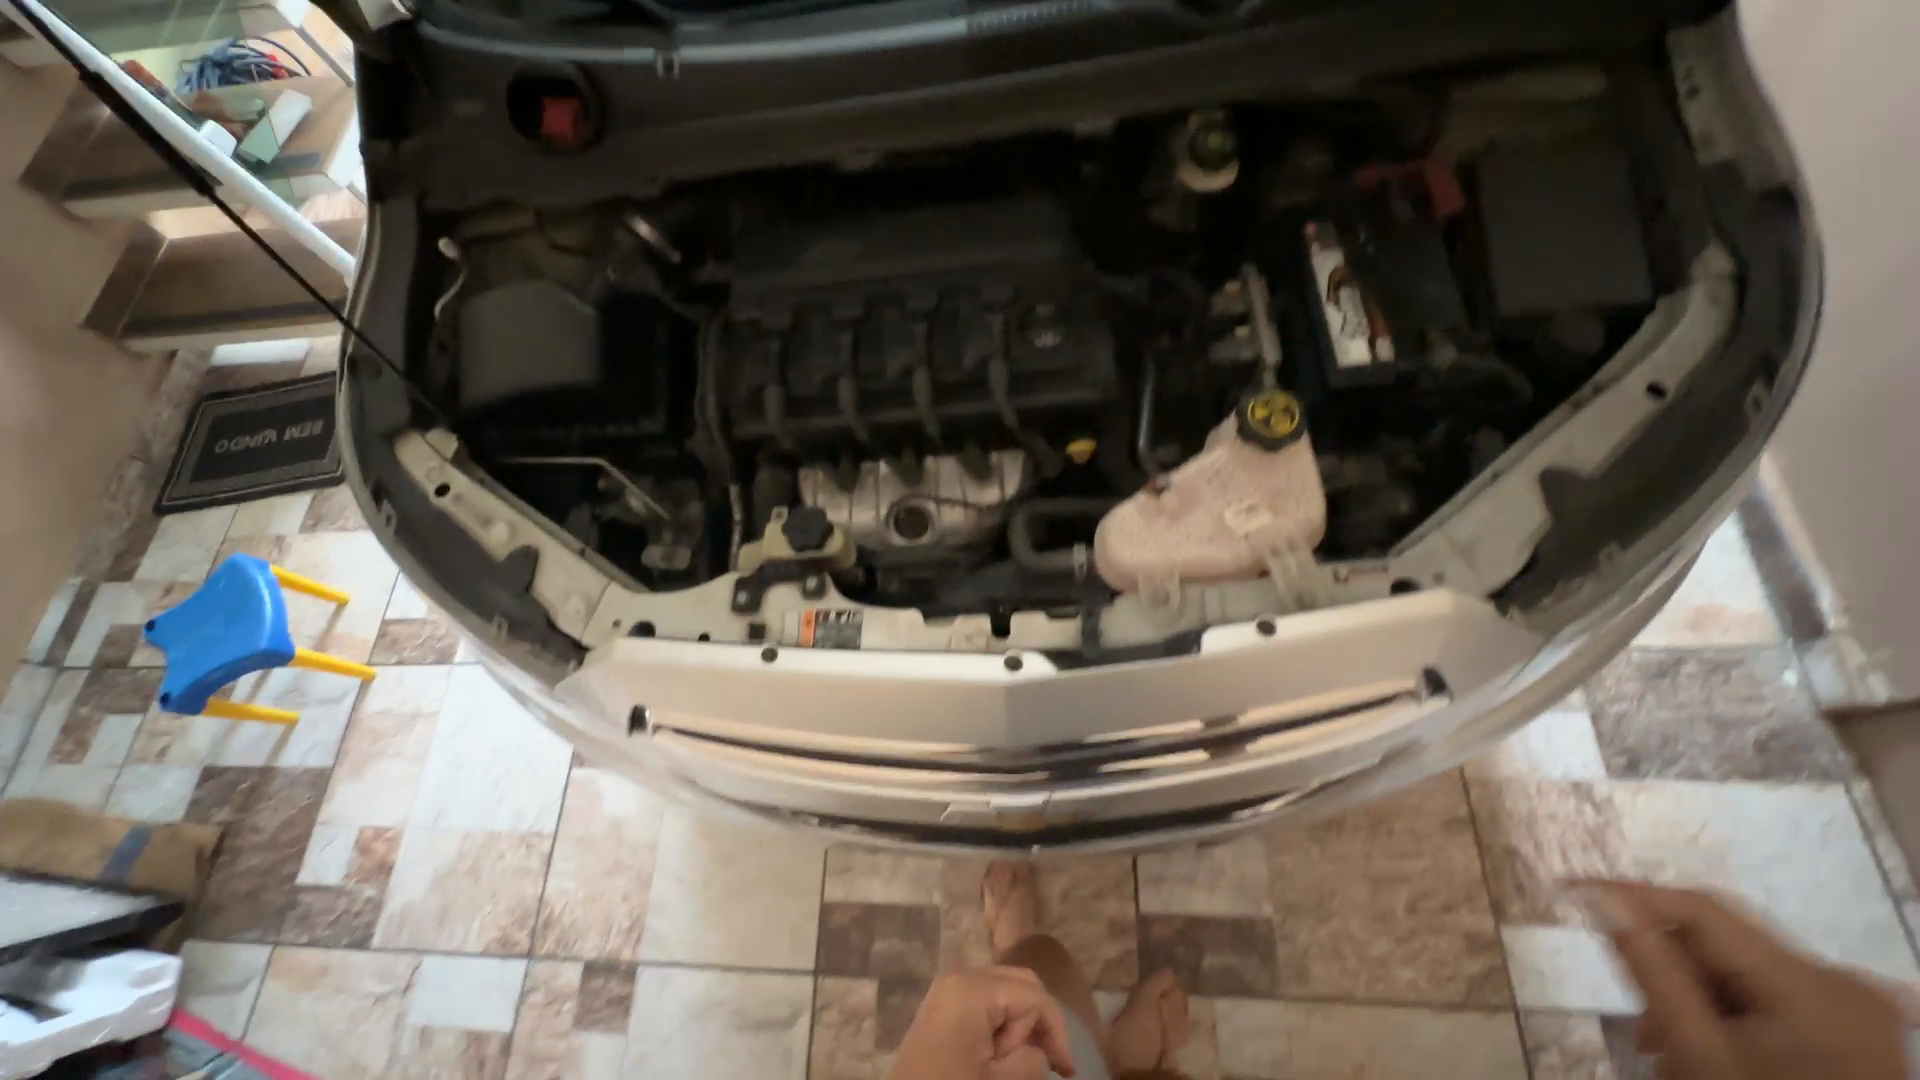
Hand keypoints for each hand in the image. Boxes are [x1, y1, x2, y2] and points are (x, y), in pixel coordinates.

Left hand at [886, 967, 1077, 1079]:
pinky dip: (1000, 1025)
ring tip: (1020, 1064)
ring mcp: (947, 990)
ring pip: (1003, 992)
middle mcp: (959, 978)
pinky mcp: (942, 1008)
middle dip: (1038, 1022)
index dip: (1056, 1032)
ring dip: (1019, 1025)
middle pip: (1019, 983)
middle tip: (1051, 1064)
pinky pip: (983, 1004)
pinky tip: (1004, 1056)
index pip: (1033, 996)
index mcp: (973, 990)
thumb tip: (1039, 1052)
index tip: (1067, 1073)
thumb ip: (1031, 1062)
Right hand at [1574, 880, 1906, 1079]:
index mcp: (1811, 983)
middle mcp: (1841, 981)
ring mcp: (1850, 1003)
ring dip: (1689, 990)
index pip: (1700, 909)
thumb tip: (1600, 897)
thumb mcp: (1696, 1048)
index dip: (1631, 894)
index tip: (1570, 889)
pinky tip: (1706, 1039)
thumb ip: (1650, 968)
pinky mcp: (1847, 1020)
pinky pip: (1764, 990)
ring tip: (1662, 1037)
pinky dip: (1723, 1005)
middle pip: (1719, 943)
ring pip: (1737, 967)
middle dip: (1664, 966)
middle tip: (1631, 1008)